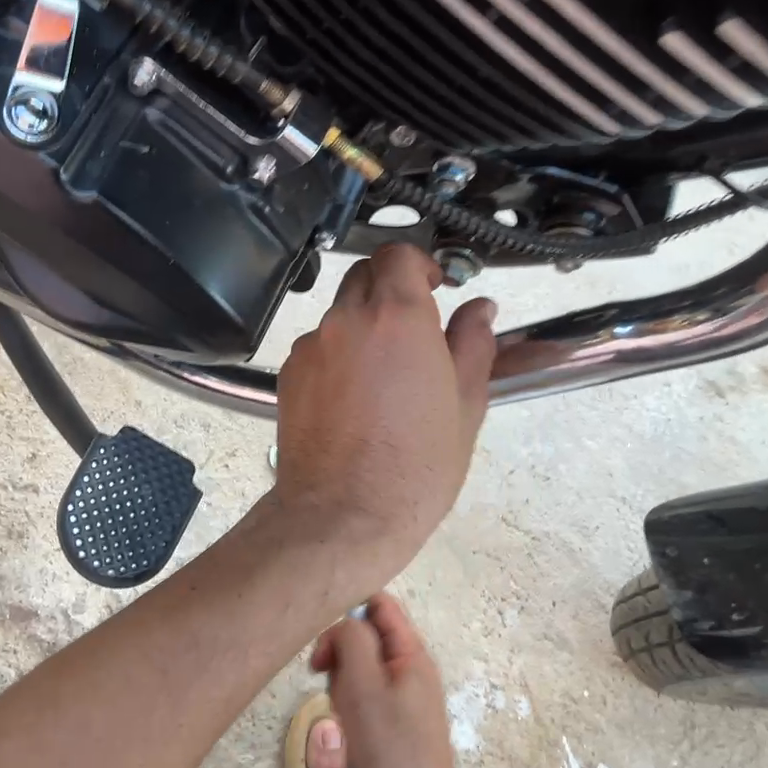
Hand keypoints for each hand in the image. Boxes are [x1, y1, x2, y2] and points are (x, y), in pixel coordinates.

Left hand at [273, 244, 495, 566]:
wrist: (342, 512)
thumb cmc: (414, 466)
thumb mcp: (464, 405)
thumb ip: (473, 345)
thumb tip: (479, 309)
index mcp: (396, 318)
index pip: (397, 255)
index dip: (418, 263)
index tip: (435, 286)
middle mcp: (346, 320)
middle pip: (363, 276)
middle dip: (390, 288)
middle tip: (415, 326)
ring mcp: (311, 345)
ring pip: (337, 313)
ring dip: (362, 324)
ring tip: (386, 373)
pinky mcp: (288, 371)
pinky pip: (317, 345)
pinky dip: (337, 354)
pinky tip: (353, 396)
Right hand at [312, 594, 458, 767]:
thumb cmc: (387, 737)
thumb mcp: (362, 680)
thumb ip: (351, 638)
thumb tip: (344, 621)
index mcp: (412, 650)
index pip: (380, 603)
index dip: (349, 606)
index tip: (324, 630)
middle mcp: (412, 664)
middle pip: (368, 632)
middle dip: (340, 646)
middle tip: (321, 670)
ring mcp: (406, 689)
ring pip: (364, 660)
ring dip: (343, 673)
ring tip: (338, 700)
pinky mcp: (398, 711)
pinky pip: (368, 686)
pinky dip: (351, 693)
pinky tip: (346, 714)